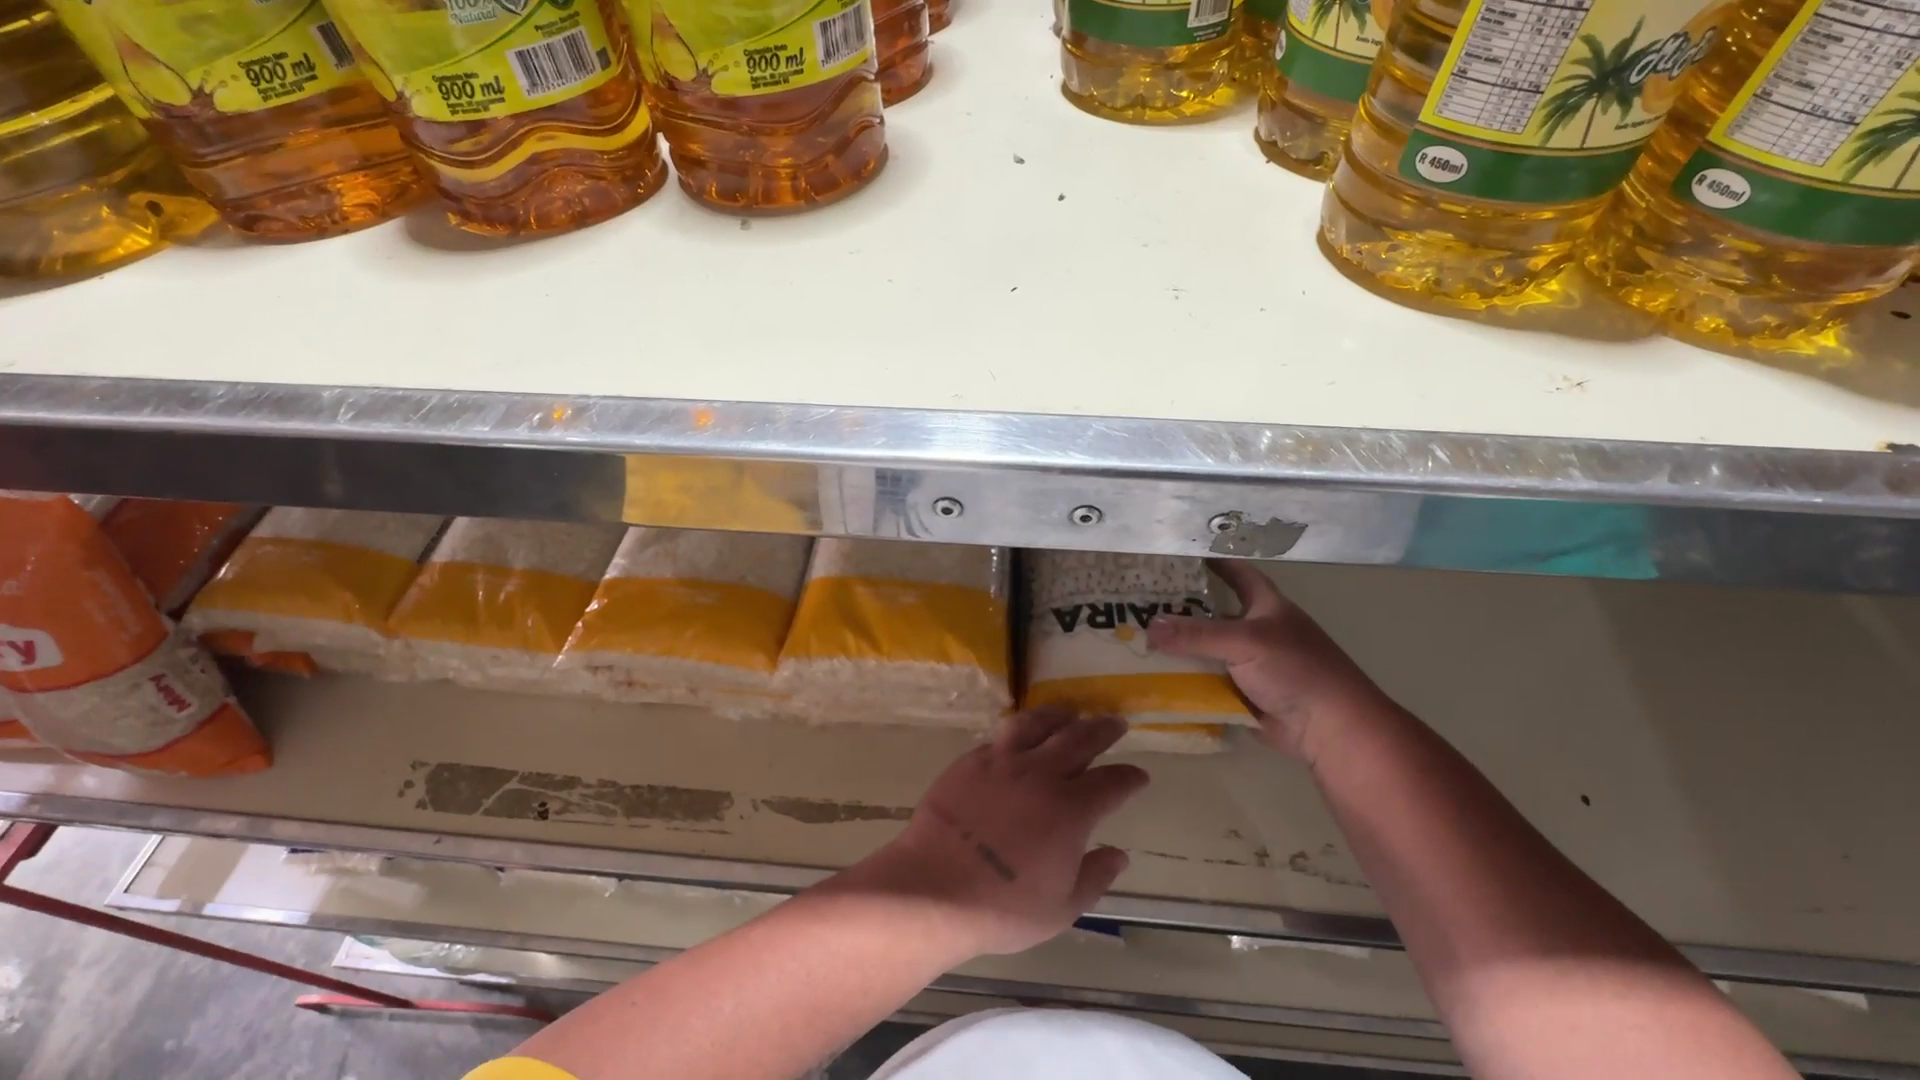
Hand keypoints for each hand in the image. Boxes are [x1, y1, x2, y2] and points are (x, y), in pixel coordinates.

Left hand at [850, 710, 1149, 958]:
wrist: (934, 888)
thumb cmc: (1003, 907)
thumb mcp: (1062, 907)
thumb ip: (1095, 877)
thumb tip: (1118, 855)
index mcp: (1071, 809)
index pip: (1112, 782)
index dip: (1130, 778)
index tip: (1139, 776)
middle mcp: (1040, 775)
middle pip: (1079, 739)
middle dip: (1102, 729)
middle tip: (1115, 723)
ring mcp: (1001, 764)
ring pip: (1035, 724)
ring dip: (1058, 716)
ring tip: (1068, 713)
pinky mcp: (968, 763)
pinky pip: (1000, 739)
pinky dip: (1018, 733)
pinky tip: (1019, 738)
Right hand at [1147, 559, 1387, 761]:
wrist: (1327, 727)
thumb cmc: (1296, 669)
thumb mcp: (1245, 642)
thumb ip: (1197, 635)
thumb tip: (1148, 626)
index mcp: (1267, 608)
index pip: (1240, 576)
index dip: (1217, 564)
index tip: (1183, 558)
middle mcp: (1257, 633)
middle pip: (1213, 617)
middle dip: (1181, 613)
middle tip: (1139, 606)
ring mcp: (1249, 666)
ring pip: (1206, 653)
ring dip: (1177, 652)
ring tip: (1136, 642)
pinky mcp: (1242, 696)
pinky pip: (1206, 685)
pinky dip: (1183, 684)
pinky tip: (1152, 680)